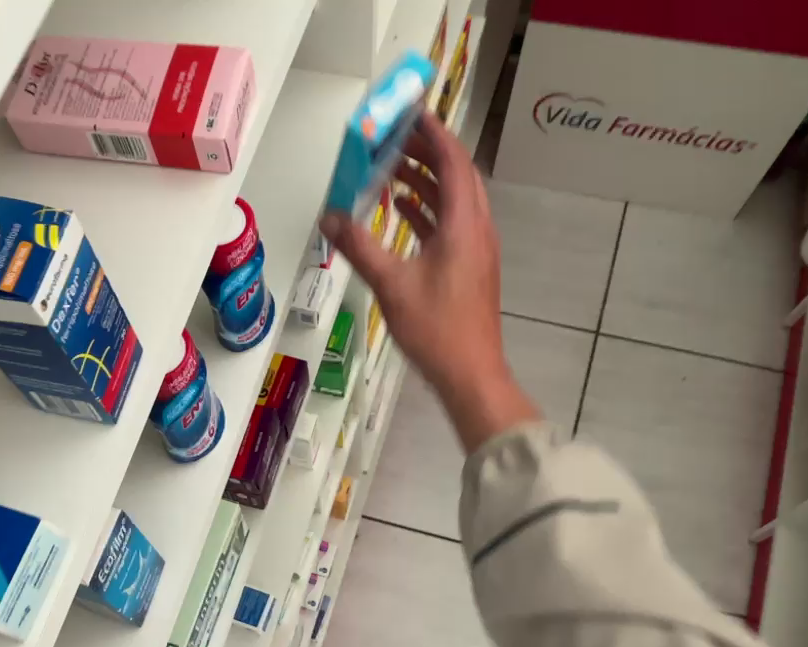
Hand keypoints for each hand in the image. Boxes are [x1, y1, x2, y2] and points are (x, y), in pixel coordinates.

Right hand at [321, 111, 538, 450]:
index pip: (453, 159)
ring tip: (391, 171)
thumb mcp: (392, 285)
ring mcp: (477, 249)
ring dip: (426, 182)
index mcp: (464, 223)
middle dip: (425, 153)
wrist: (471, 374)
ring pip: (454, 200)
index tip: (406, 111)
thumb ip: (360, 246)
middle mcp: (476, 228)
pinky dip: (428, 211)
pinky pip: (451, 224)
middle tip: (391, 139)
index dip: (431, 131)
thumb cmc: (436, 329)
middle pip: (456, 175)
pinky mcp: (471, 268)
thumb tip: (330, 217)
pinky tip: (402, 214)